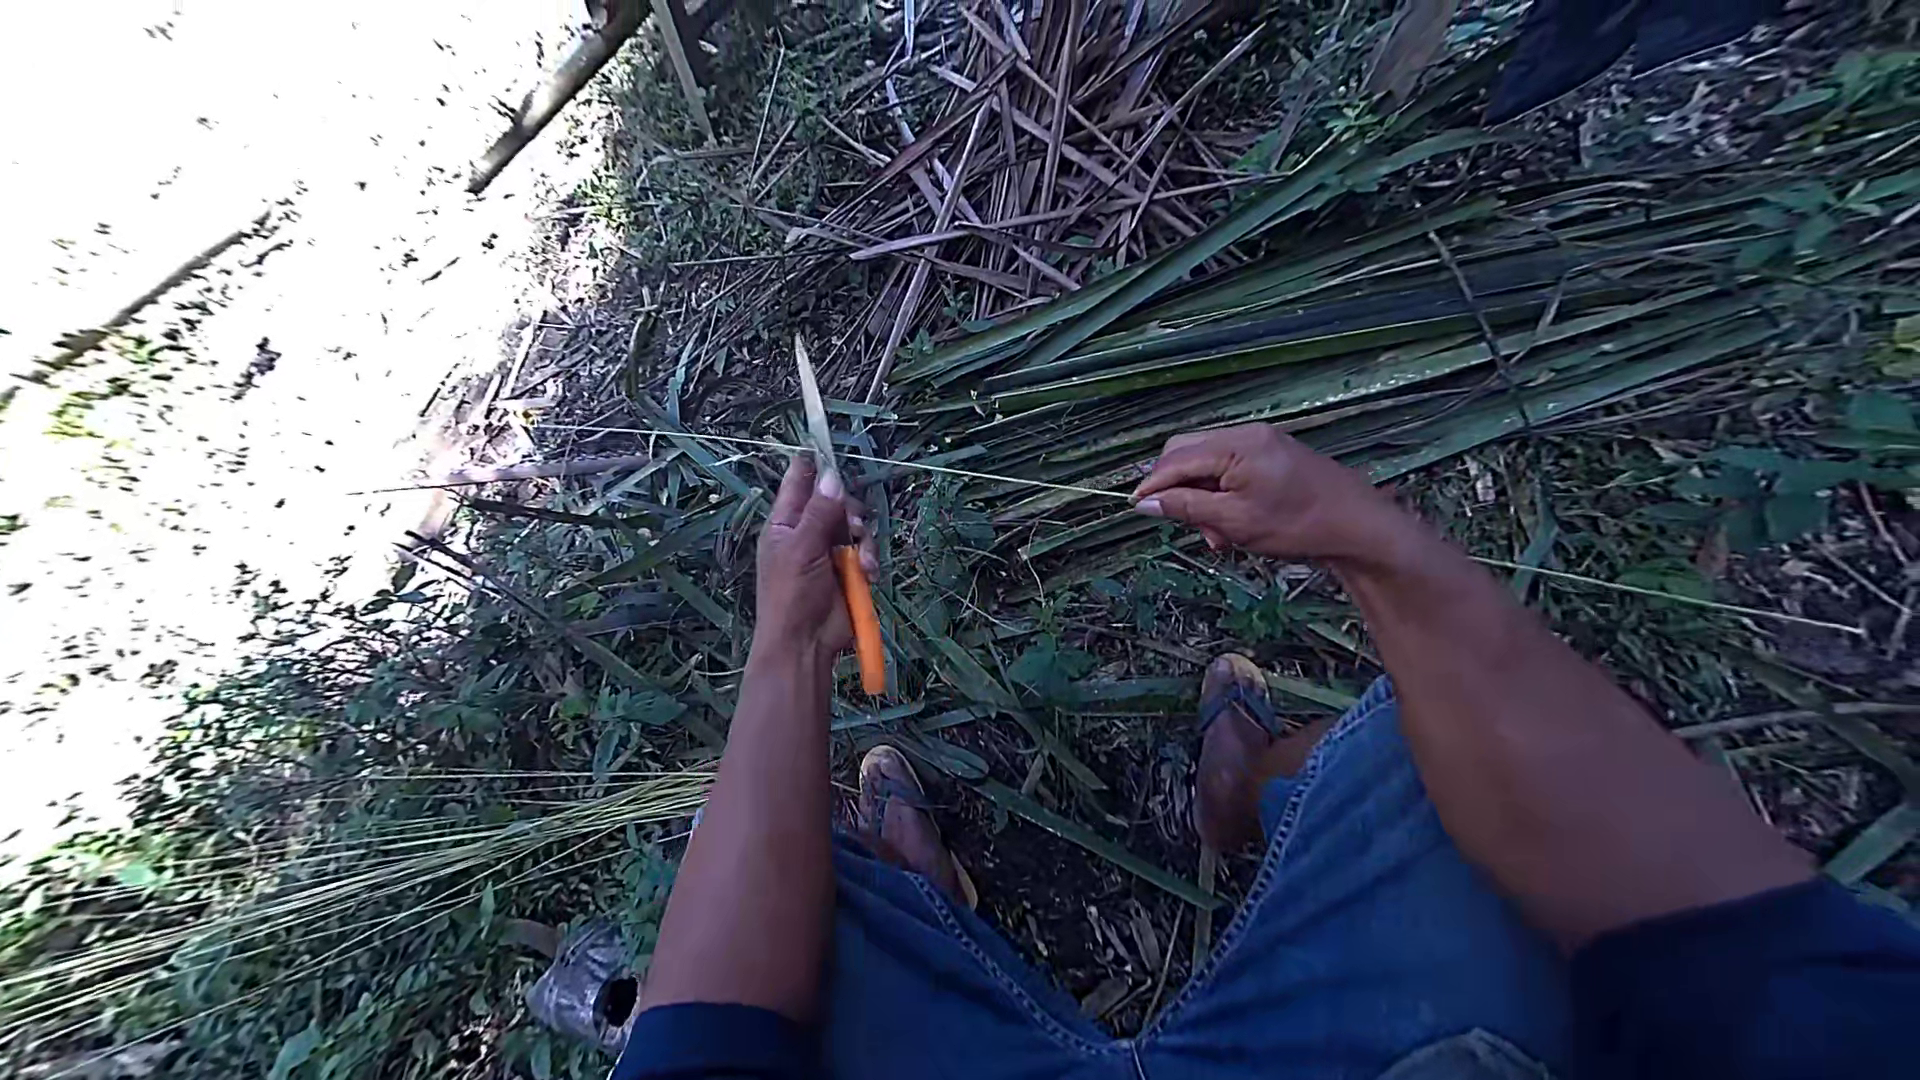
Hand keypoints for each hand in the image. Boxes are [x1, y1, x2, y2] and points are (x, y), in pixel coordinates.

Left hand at [754, 453, 876, 665]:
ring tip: (861, 563)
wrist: (805, 643)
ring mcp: (832, 551)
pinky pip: (867, 551)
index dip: (814, 464)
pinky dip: (869, 560)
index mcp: (786, 522)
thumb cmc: (790, 595)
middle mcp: (810, 531)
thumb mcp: (801, 549)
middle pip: (837, 501)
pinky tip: (866, 573)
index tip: (830, 446)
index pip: (799, 482)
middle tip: (853, 527)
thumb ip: (819, 512)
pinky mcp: (851, 569)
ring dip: (863, 541)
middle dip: (850, 512)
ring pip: (857, 526)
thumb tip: (832, 475)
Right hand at [1130, 424, 1408, 562]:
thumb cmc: (1298, 526)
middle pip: (1186, 453)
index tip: (1134, 507)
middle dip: (1177, 489)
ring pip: (1205, 463)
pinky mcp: (1269, 454)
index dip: (1151, 484)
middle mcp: (1246, 434)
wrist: (1360, 528)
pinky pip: (1227, 467)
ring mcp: (1259, 442)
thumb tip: (1143, 503)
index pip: (1175, 459)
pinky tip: (1231, 522)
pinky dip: (1219, 494)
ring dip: (1200, 497)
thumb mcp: (1234, 521)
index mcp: (1237, 444)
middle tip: (1189, 525)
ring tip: (1218, 534)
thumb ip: (1185, 507)